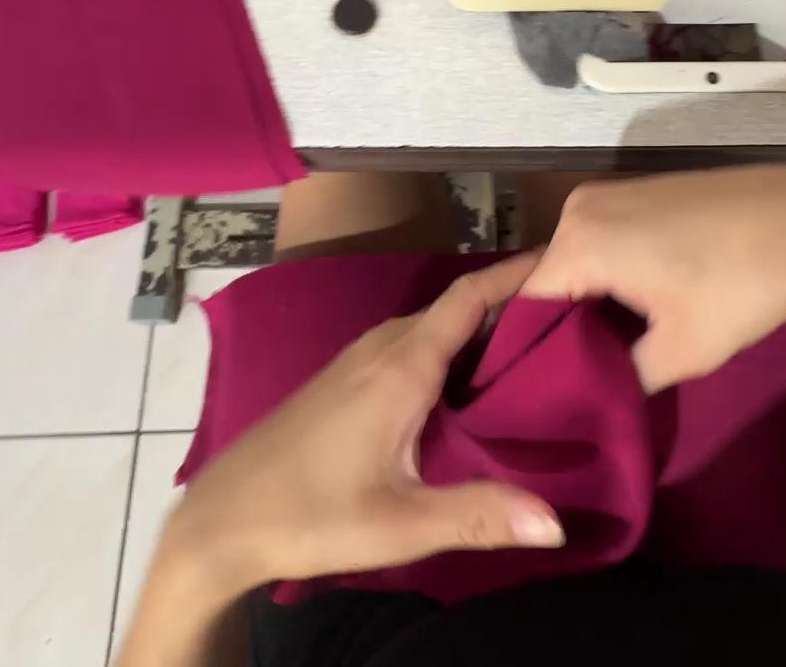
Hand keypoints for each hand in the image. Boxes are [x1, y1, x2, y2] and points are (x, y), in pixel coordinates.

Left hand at [156, 253, 565, 598]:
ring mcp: (358, 359)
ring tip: (529, 345)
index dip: (513, 274)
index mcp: (401, 365)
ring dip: (477, 325)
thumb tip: (556, 522)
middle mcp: (381, 347)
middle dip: (508, 301)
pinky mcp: (345, 378)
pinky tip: (466, 382)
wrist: (220, 518)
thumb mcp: (399, 524)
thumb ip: (477, 515)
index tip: (560, 260)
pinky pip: (410, 343)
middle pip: (454, 307)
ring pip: (430, 326)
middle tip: (565, 315)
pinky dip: (448, 346)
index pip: (467, 298)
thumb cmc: (309, 513)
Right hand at [521, 167, 785, 392]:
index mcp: (581, 241)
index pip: (526, 306)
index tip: (539, 396)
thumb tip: (589, 396)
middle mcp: (578, 208)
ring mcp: (603, 193)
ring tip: (596, 351)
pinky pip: (593, 240)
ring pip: (570, 261)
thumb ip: (621, 378)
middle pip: (545, 281)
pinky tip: (623, 309)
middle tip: (570, 381)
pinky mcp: (628, 191)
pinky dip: (600, 275)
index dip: (529, 354)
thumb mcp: (684, 351)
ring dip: (580, 303)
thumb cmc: (745, 285)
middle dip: (556, 330)